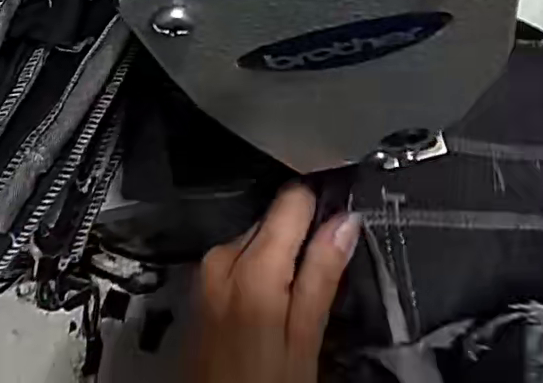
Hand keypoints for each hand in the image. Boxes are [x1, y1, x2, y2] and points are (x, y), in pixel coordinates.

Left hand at [191, 183, 360, 382]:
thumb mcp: (303, 344)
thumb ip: (322, 274)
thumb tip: (347, 217)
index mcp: (253, 266)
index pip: (293, 198)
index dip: (322, 202)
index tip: (343, 216)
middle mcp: (222, 256)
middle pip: (273, 217)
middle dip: (301, 234)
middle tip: (326, 265)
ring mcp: (203, 273)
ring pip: (256, 237)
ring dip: (278, 254)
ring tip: (298, 291)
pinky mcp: (195, 289)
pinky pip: (236, 260)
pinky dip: (257, 270)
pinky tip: (270, 304)